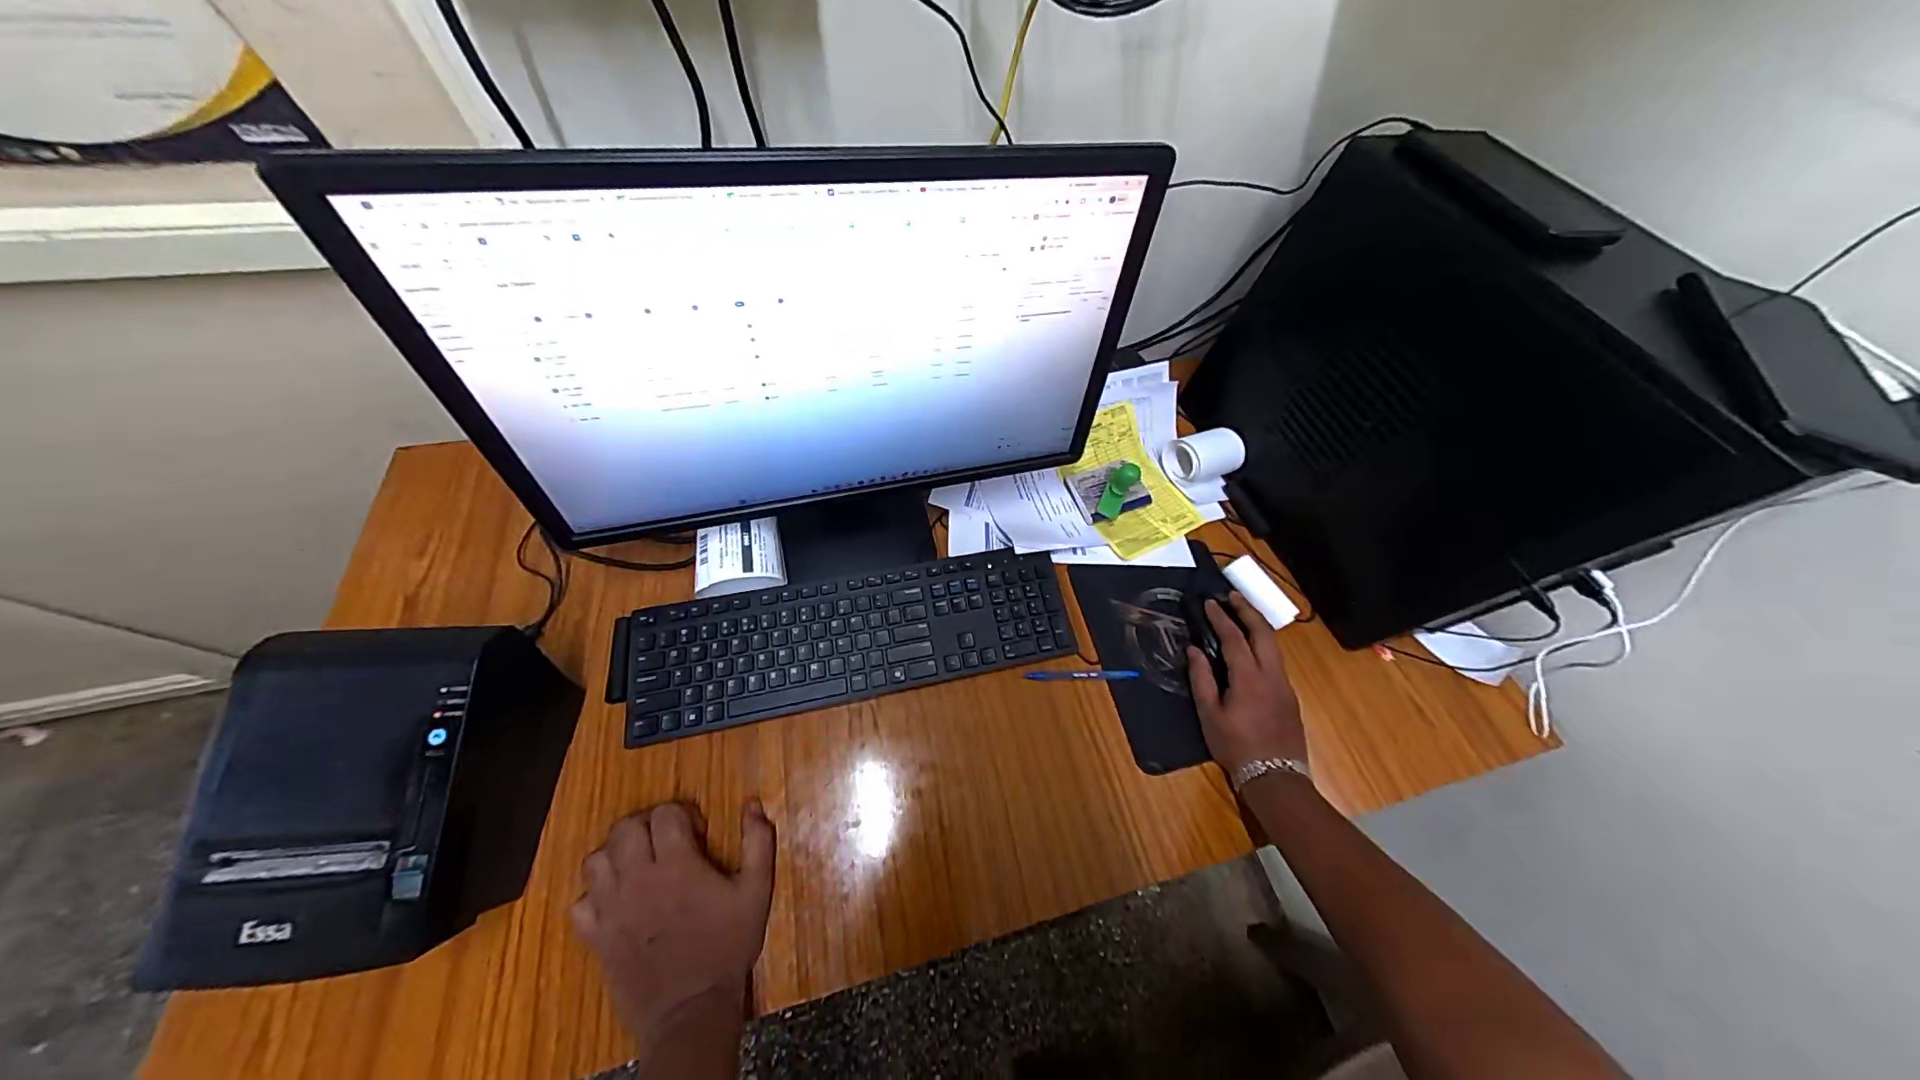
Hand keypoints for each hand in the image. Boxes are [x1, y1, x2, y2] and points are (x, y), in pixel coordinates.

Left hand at [570, 800, 775, 1046]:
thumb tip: (752, 805)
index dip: (683, 814)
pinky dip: (595, 896)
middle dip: (647, 825)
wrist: (691, 1010)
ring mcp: (611, 909)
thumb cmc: (728, 946)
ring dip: (617, 854)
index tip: (697, 834)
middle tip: (668, 843)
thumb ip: (757, 842)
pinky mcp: (595, 937)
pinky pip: (579, 903)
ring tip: (640, 866)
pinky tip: (618, 902)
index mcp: (677, 864)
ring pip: (595, 860)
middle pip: (625, 828)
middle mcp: (637, 878)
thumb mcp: (757, 891)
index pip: (665, 813)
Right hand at [1187, 593, 1307, 774]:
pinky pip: (1276, 661)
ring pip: (1274, 646)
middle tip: (1232, 596)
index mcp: (1249, 678)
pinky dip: (1263, 645)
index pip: (1234, 638)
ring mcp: (1285, 685)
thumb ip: (1201, 679)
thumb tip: (1194, 651)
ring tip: (1242, 614)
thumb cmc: (1235, 747)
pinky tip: (1252, 648)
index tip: (1210, 602)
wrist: (1276, 777)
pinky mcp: (1290, 696)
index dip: (1221, 618)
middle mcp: (1272, 675)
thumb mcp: (1209, 715)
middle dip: (1247, 610)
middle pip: (1263, 633)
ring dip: (1258, 626)